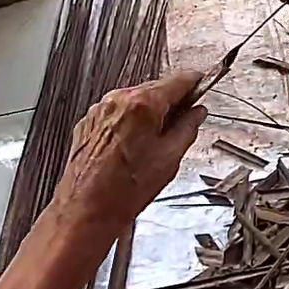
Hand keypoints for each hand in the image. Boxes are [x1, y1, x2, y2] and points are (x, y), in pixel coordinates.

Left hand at [0, 69, 206, 288]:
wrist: (86, 209)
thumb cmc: (123, 190)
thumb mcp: (170, 158)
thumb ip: (188, 127)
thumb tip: (197, 113)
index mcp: (143, 104)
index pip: (178, 79)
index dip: (195, 82)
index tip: (203, 84)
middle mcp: (118, 100)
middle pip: (156, 88)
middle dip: (172, 102)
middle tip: (185, 122)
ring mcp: (100, 110)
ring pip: (135, 101)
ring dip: (150, 113)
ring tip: (156, 144)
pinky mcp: (89, 122)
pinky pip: (117, 113)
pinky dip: (129, 123)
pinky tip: (134, 148)